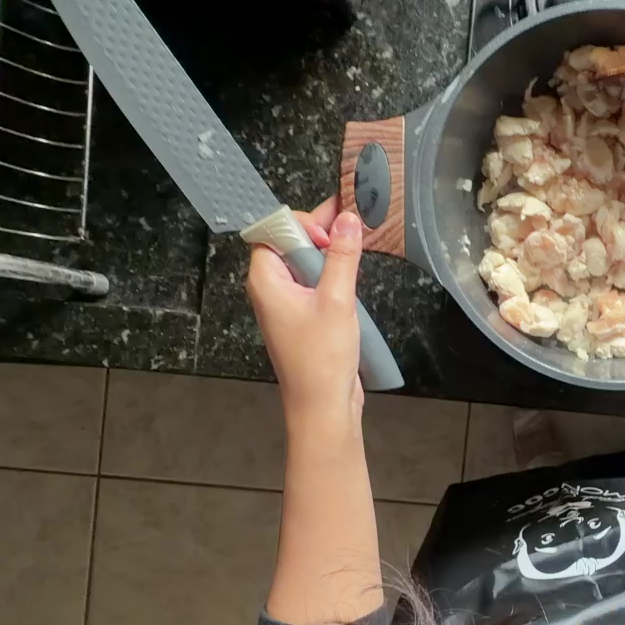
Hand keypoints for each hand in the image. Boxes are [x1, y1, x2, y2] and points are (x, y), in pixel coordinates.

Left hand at [246, 196, 363, 421]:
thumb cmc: (321, 358)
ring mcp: (287, 303)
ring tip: (358, 241)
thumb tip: (350, 219)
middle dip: (321, 229)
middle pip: (290, 243)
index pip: (275, 230)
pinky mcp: (304, 317)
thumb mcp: (337, 300)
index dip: (304, 222)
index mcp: (266, 279)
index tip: (333, 231)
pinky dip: (333, 273)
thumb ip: (343, 257)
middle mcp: (271, 288)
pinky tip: (353, 270)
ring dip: (330, 251)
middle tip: (354, 220)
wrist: (323, 405)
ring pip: (305, 263)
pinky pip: (315, 283)